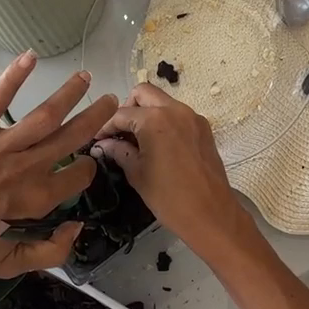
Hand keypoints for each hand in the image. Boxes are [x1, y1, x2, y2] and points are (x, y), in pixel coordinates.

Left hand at [0, 53, 117, 276]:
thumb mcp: (9, 265)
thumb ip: (50, 253)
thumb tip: (77, 226)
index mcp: (35, 202)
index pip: (77, 177)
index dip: (87, 168)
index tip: (86, 162)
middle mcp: (23, 172)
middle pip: (70, 139)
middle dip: (95, 118)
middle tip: (111, 101)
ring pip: (44, 117)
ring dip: (69, 95)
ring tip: (85, 77)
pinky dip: (14, 78)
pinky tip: (31, 58)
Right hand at [92, 84, 252, 255]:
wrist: (211, 215)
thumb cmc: (169, 198)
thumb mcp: (137, 174)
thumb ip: (119, 151)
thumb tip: (102, 144)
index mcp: (155, 120)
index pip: (121, 114)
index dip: (105, 126)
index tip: (97, 140)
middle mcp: (176, 110)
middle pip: (143, 93)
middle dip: (127, 108)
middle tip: (119, 132)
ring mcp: (193, 117)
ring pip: (163, 101)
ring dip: (146, 113)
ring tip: (136, 140)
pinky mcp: (204, 128)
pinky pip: (178, 114)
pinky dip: (164, 121)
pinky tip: (157, 144)